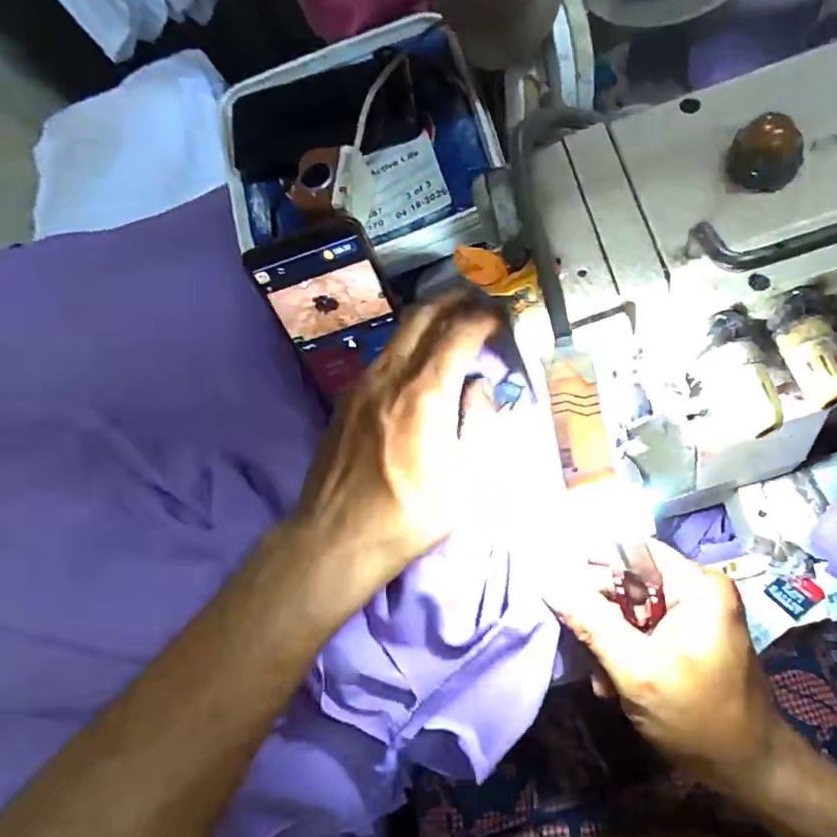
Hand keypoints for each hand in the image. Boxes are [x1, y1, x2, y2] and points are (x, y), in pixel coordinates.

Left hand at [287, 290, 506, 597]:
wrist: (334, 537)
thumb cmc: (405, 518)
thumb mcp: (459, 484)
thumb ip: (473, 428)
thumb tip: (478, 391)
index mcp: (424, 396)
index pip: (458, 335)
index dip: (484, 320)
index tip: (501, 317)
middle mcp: (390, 378)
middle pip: (422, 316)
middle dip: (454, 300)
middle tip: (478, 300)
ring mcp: (362, 386)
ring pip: (398, 334)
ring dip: (428, 321)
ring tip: (453, 325)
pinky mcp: (346, 401)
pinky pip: (383, 357)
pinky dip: (408, 346)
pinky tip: (420, 363)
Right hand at [543, 540, 788, 793]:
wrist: (747, 767)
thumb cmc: (695, 716)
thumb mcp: (635, 670)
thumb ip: (592, 623)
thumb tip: (552, 586)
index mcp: (697, 586)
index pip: (634, 552)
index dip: (594, 566)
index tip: (561, 591)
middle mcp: (701, 592)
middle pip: (632, 583)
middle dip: (602, 617)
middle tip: (582, 648)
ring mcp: (699, 617)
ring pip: (635, 612)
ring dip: (612, 642)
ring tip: (603, 680)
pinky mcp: (693, 639)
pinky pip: (649, 632)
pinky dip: (629, 654)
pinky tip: (617, 686)